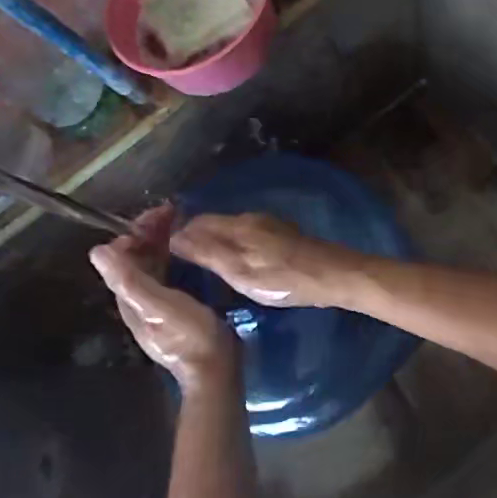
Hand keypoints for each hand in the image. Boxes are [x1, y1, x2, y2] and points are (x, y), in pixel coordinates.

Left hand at [90, 206, 237, 390]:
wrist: (216, 372)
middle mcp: (139, 300)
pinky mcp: (178, 308)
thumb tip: (97, 252)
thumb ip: (129, 280)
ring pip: (153, 264)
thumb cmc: (190, 336)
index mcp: (130, 297)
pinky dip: (174, 255)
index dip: (138, 229)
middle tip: (174, 211)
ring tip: (182, 222)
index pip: (124, 254)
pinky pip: (168, 273)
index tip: (161, 213)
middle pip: (138, 258)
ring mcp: (158, 305)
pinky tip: (189, 249)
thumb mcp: (159, 305)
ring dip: (162, 241)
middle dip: (151, 232)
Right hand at [169, 213, 367, 309]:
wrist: (335, 275)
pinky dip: (233, 247)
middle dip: (194, 237)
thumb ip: (208, 254)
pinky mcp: (283, 238)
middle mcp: (251, 219)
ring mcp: (269, 227)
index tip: (161, 251)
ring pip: (231, 231)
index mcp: (238, 225)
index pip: (197, 222)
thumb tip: (175, 237)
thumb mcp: (240, 271)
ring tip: (202, 265)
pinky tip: (234, 264)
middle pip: (214, 224)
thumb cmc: (284, 278)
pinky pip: (247, 237)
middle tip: (178, 261)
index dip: (178, 233)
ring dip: (214, 243)